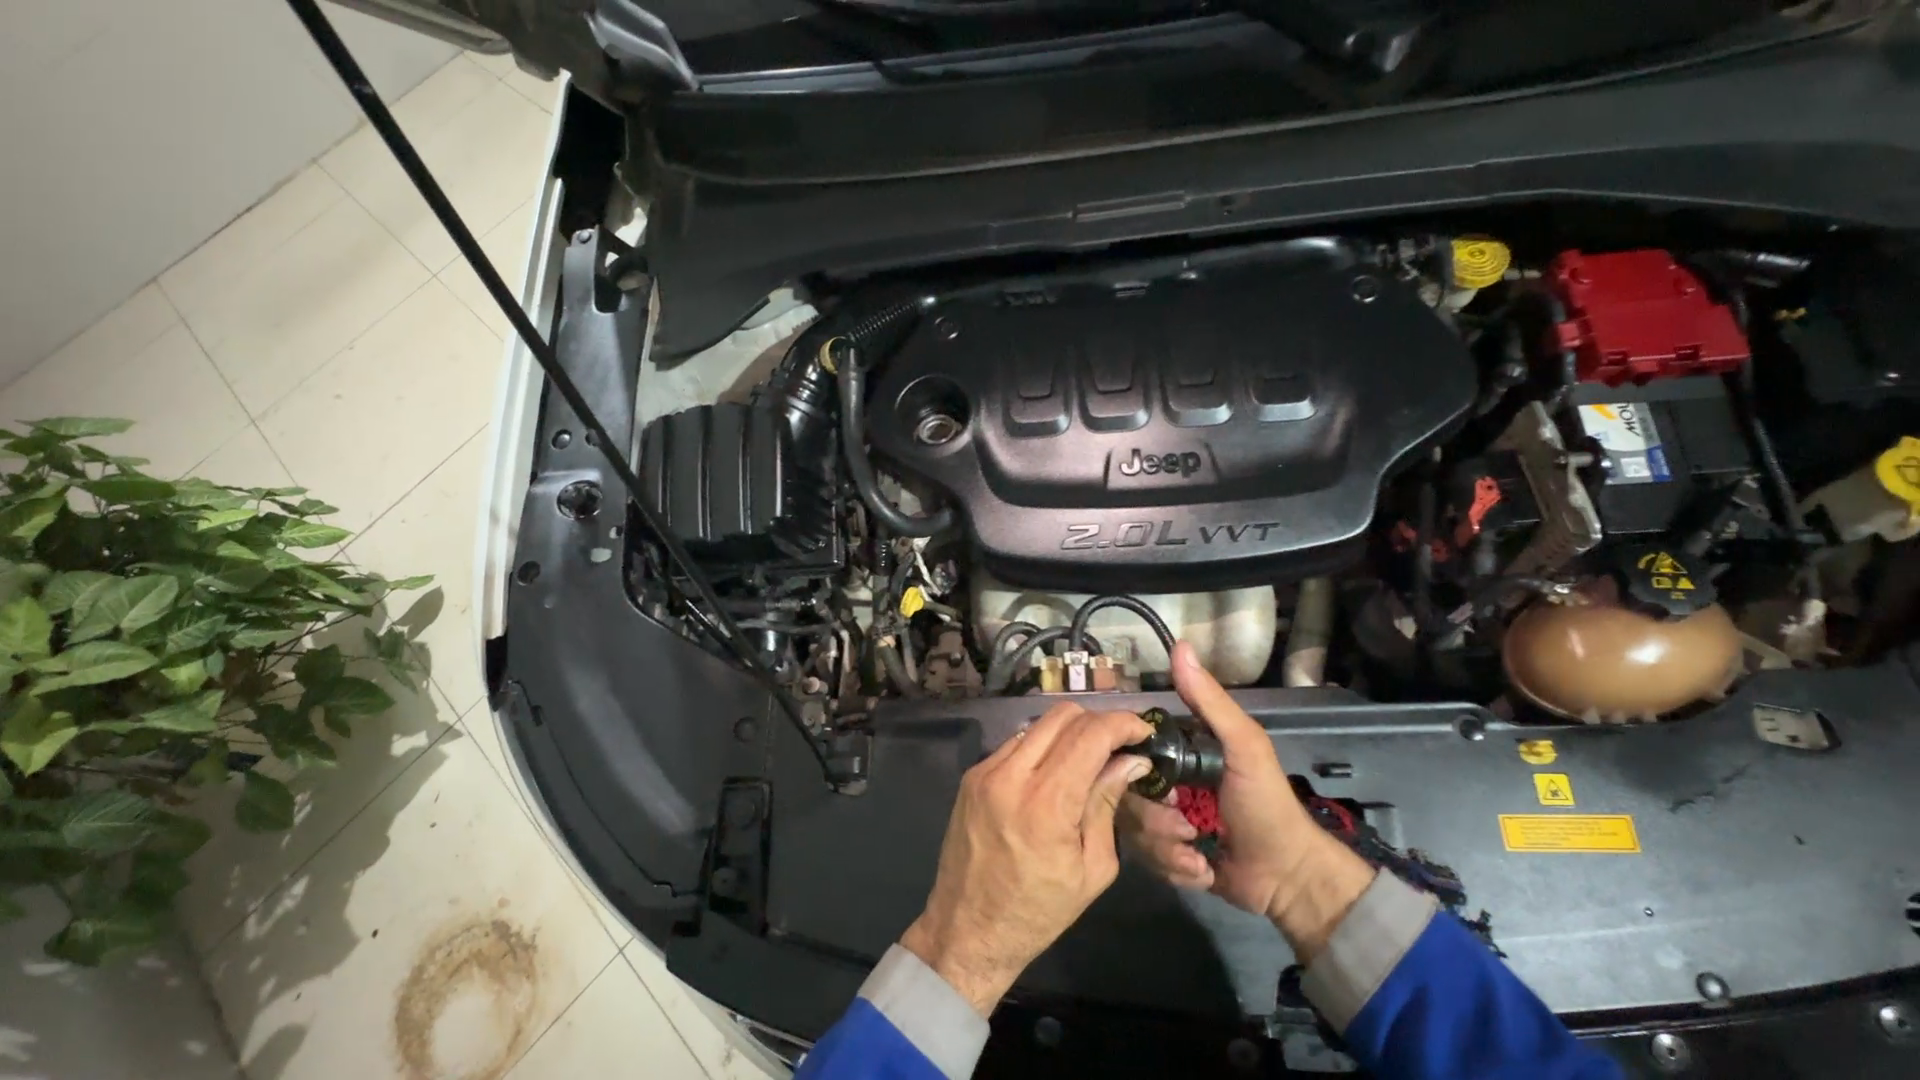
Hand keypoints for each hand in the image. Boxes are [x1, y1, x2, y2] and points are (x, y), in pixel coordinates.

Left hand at [900, 703, 1153, 1015]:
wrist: (967, 930)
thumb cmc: (1039, 912)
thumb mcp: (1092, 869)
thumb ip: (1107, 805)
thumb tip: (1131, 761)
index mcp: (1046, 804)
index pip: (1090, 735)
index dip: (1123, 724)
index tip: (1144, 731)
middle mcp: (1011, 776)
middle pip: (1063, 716)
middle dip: (1098, 722)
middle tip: (1121, 743)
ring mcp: (985, 772)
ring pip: (1037, 724)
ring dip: (1070, 732)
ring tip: (1091, 756)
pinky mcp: (971, 776)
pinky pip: (1015, 743)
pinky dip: (1043, 746)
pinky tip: (1056, 771)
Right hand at [1118, 643, 1375, 961]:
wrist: (1287, 877)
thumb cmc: (1266, 804)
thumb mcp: (1243, 746)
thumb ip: (1209, 701)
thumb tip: (1181, 646)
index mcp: (1180, 753)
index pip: (1130, 752)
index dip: (1131, 769)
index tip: (1152, 783)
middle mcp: (1166, 784)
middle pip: (1127, 797)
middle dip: (1155, 821)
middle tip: (1187, 827)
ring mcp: (1165, 823)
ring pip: (1134, 832)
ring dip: (1169, 848)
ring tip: (1199, 854)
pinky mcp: (1169, 859)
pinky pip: (1148, 861)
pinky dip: (1177, 869)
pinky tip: (1203, 870)